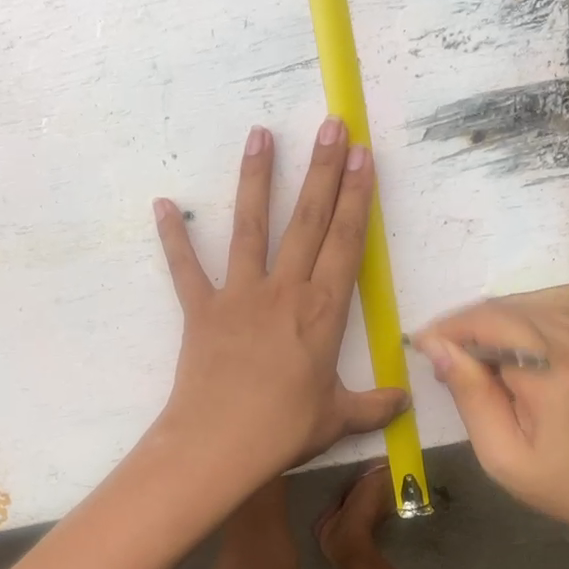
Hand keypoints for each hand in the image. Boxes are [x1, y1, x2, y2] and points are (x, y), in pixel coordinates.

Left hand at [150, 118, 408, 477]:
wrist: (220, 444)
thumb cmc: (284, 430)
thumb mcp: (338, 418)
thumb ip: (374, 405)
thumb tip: (406, 401)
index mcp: (323, 312)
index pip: (345, 241)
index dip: (356, 196)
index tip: (362, 155)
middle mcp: (284, 291)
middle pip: (307, 220)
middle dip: (321, 170)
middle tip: (331, 124)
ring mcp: (239, 296)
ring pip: (251, 227)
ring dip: (256, 179)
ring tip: (260, 134)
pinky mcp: (200, 310)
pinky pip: (185, 267)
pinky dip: (173, 237)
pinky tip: (163, 203)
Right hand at [410, 294, 568, 545]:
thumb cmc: (566, 487)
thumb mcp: (503, 455)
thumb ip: (471, 396)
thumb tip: (438, 348)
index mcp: (554, 375)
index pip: (488, 325)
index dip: (449, 329)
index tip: (421, 344)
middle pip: (507, 310)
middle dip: (465, 324)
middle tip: (439, 354)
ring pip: (529, 310)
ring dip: (491, 325)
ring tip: (468, 357)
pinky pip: (552, 320)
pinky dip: (520, 330)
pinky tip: (507, 359)